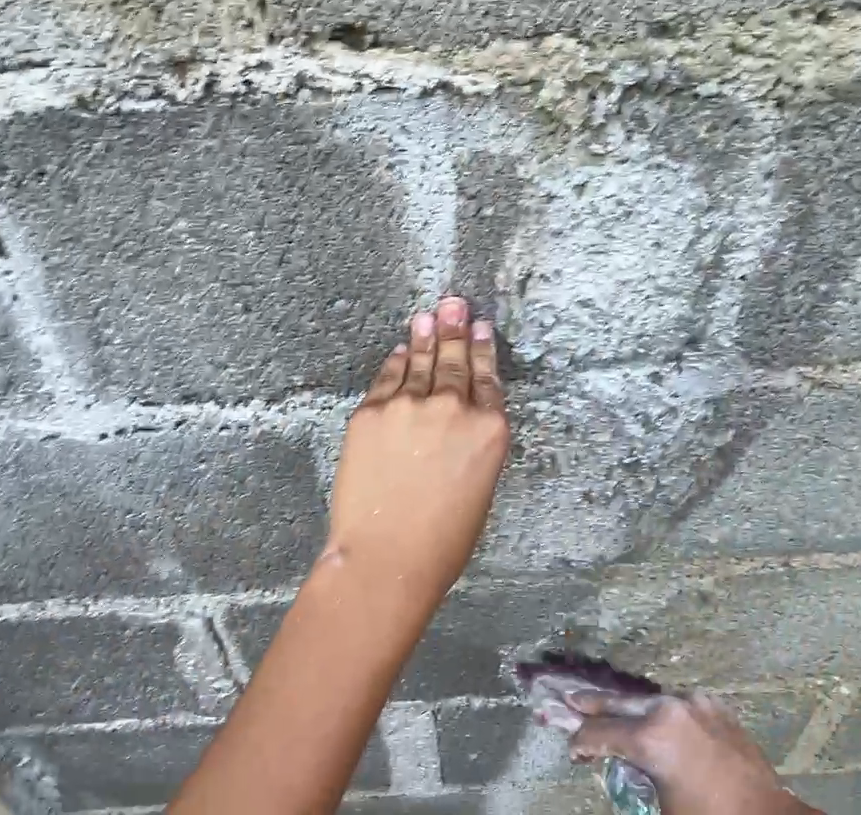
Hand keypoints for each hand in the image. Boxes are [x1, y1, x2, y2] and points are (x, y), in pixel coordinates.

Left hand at [322, 296, 510, 596]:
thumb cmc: (442, 539)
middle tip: (455, 302)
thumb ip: (473, 441)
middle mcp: (452, 408)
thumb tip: (459, 415)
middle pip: (454, 360)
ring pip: (420, 362)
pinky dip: (395, 362)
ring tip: (429, 314)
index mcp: (489, 430)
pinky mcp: (372, 412)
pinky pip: (387, 379)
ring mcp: (409, 406)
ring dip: (425, 336)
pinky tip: (401, 349)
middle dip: (455, 328)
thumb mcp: (479, 485)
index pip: (487, 378)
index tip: (481, 327)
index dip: (483, 350)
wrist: (387, 557)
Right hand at [567, 691, 822, 814]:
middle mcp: (669, 709)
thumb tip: (620, 759)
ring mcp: (695, 703)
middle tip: (566, 698)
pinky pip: (679, 705)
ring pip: (649, 699)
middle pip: (618, 702)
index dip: (580, 742)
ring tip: (606, 706)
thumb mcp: (660, 804)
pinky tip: (654, 718)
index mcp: (651, 737)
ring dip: (628, 706)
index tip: (573, 751)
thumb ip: (633, 773)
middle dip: (590, 703)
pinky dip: (662, 711)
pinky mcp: (716, 706)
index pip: (600, 733)